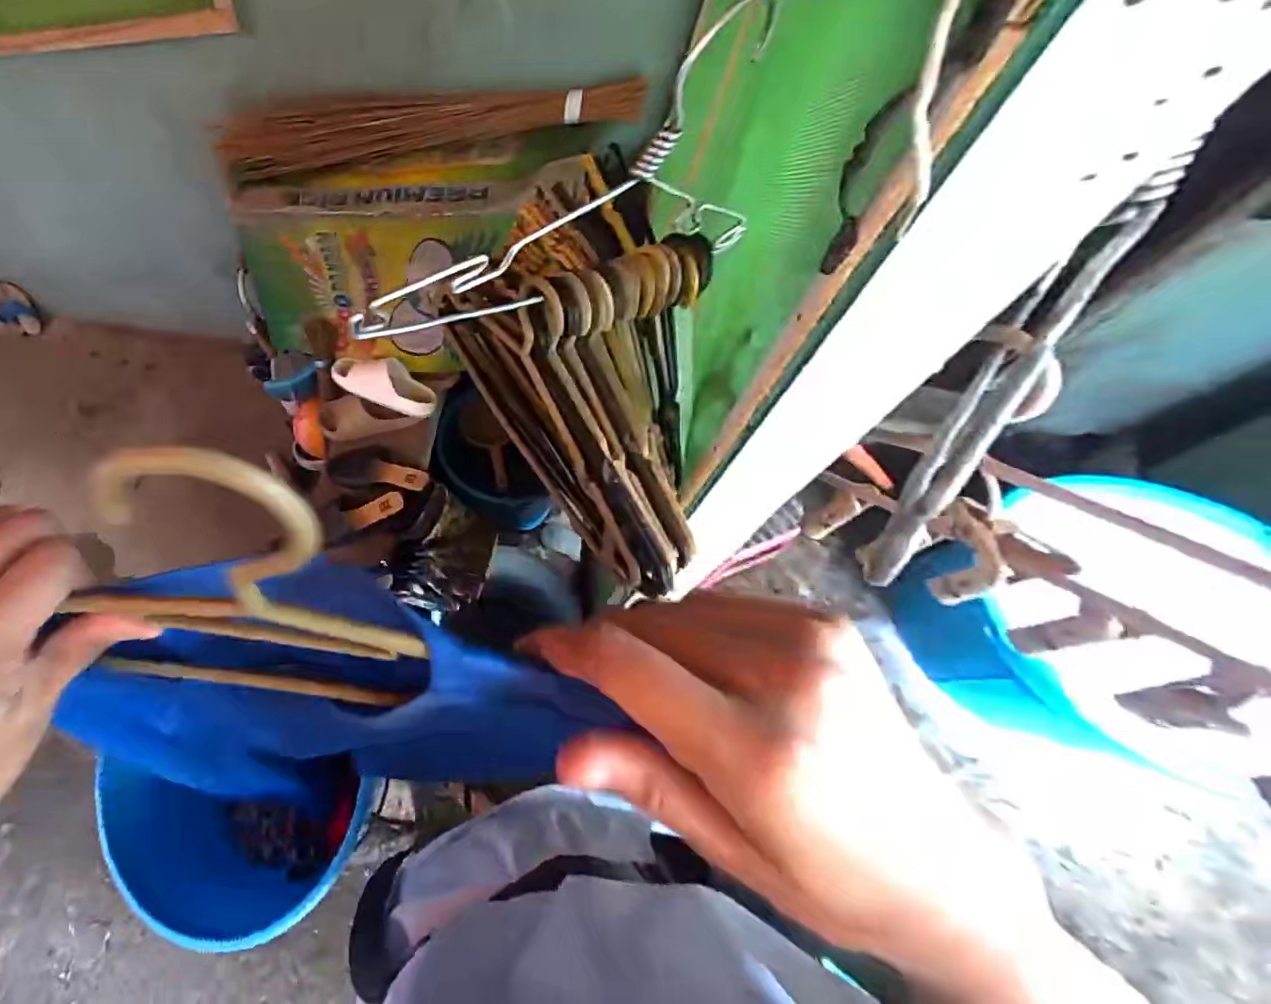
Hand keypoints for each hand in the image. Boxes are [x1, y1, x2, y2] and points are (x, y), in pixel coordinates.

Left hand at [0, 509, 153, 870]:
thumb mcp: (46, 695)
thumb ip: (89, 636)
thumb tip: (147, 614)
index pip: (48, 564)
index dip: (81, 572)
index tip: (85, 601)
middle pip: (14, 530)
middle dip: (54, 547)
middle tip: (60, 588)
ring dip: (20, 544)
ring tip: (26, 585)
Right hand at [529, 593, 1136, 1002]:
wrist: (950, 872)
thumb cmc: (825, 878)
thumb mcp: (724, 848)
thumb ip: (643, 781)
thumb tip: (562, 751)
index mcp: (756, 746)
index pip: (624, 662)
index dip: (563, 646)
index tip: (531, 654)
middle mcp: (783, 673)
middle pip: (641, 625)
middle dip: (598, 645)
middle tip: (585, 683)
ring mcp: (809, 637)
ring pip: (671, 608)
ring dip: (640, 636)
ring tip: (648, 681)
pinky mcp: (822, 621)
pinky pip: (712, 604)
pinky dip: (683, 627)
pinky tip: (699, 665)